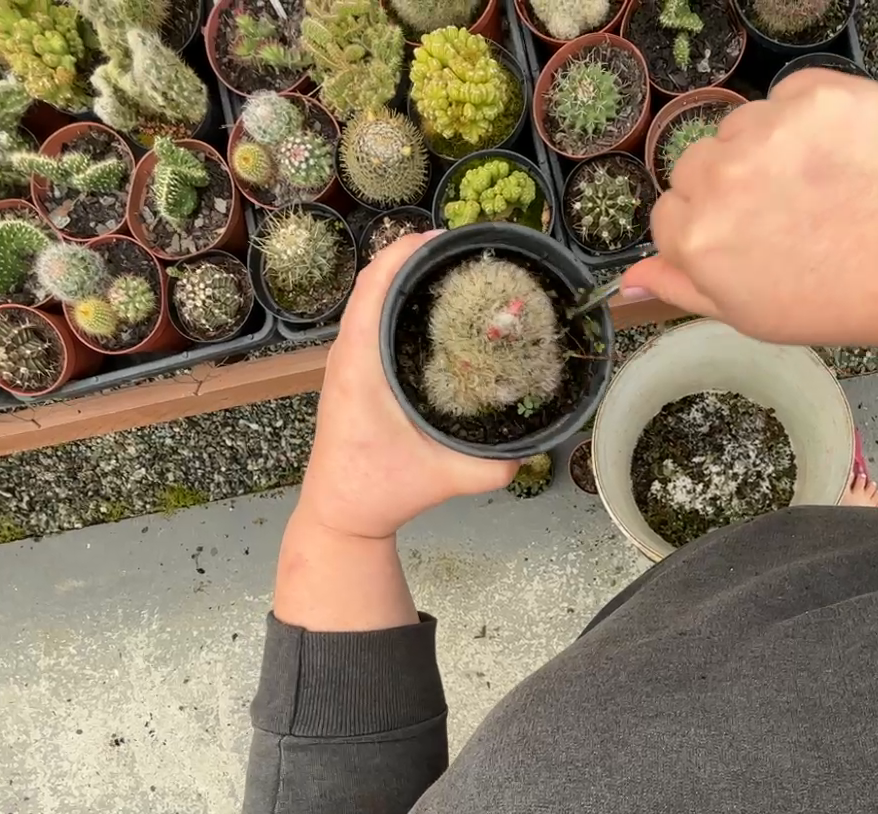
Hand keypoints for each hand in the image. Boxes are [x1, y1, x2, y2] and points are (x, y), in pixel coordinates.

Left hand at [293, 233, 519, 541]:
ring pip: (372, 300)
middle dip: (416, 256)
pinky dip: (399, 302)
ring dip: (406, 278)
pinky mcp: (353, 372)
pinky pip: (372, 320)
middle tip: (465, 253)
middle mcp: (347, 354)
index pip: (375, 287)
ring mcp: (346, 362)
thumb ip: (495, 465)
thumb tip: (537, 444)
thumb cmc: (379, 492)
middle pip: (374, 282)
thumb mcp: (445, 479)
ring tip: (454, 273)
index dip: (406, 252)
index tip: (447, 237)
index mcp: (360, 366)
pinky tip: (435, 312)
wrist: (340, 514)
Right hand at [622, 70, 877, 376]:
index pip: (669, 213)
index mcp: (697, 237)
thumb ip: (680, 287)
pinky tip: (830, 155)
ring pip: (739, 127)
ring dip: (762, 149)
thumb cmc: (822, 301)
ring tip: (808, 185)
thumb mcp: (740, 313)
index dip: (702, 227)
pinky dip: (804, 116)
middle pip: (695, 165)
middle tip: (775, 213)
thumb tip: (628, 278)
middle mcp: (721, 178)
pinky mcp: (817, 96)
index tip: (737, 238)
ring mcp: (769, 131)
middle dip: (725, 186)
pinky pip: (789, 94)